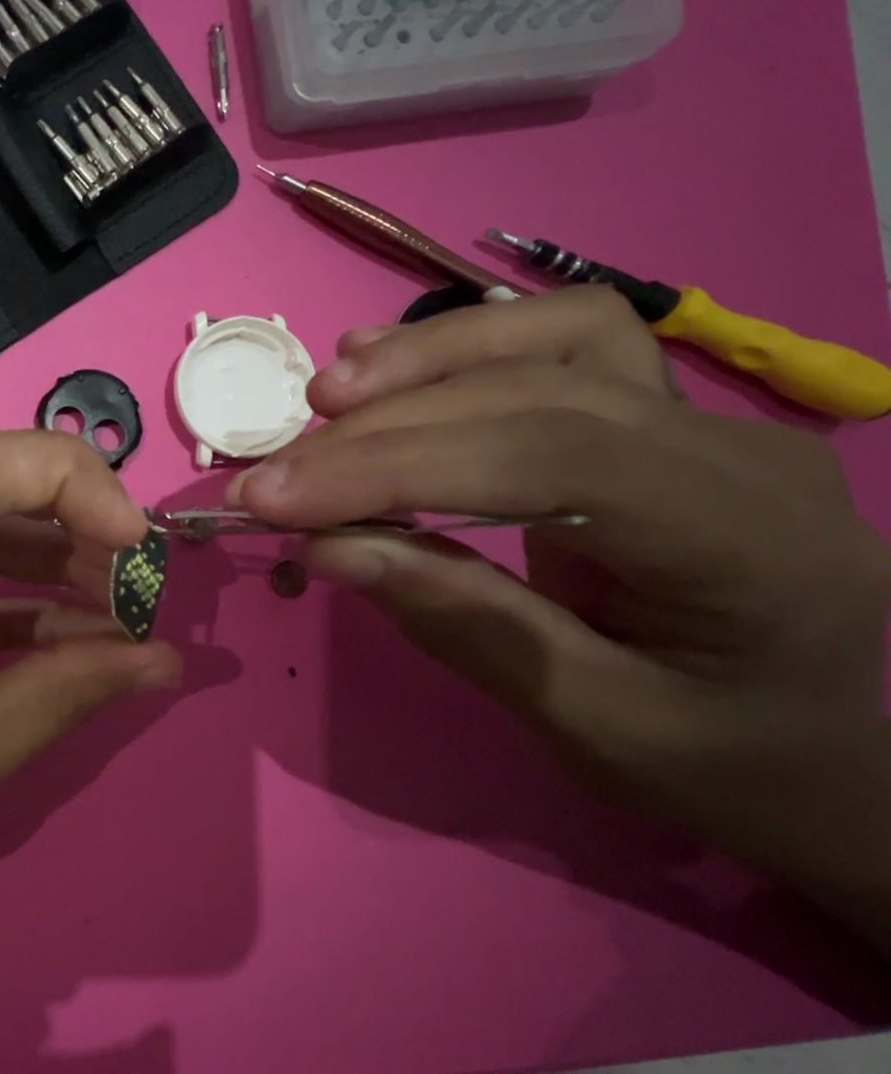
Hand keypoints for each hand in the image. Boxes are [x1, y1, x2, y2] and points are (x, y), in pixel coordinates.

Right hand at [230, 288, 890, 943]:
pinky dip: (456, 350)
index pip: (550, 457)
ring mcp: (699, 421)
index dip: (395, 467)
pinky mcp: (655, 422)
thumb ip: (467, 627)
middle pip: (534, 390)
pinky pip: (557, 350)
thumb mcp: (596, 728)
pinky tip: (378, 372)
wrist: (851, 752)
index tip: (274, 501)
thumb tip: (329, 550)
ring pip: (552, 337)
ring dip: (420, 363)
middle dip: (381, 430)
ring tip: (319, 404)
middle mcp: (731, 448)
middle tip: (268, 479)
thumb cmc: (733, 763)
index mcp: (744, 538)